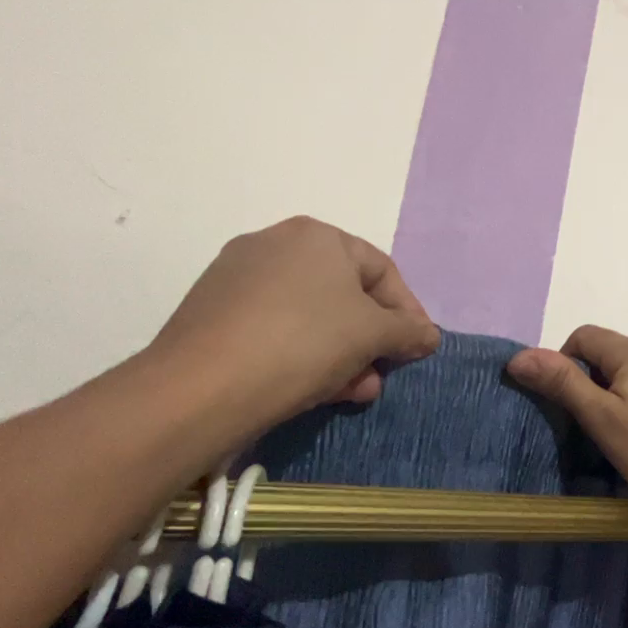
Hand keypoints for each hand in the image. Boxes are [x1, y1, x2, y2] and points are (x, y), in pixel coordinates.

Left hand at [148, 216, 439, 431]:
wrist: (200, 389)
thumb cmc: (305, 342)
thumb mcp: (376, 334)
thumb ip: (410, 331)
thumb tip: (427, 336)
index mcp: (317, 236)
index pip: (383, 272)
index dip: (408, 313)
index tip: (417, 348)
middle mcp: (274, 245)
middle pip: (345, 295)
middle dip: (371, 340)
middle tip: (382, 374)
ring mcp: (236, 278)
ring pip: (311, 316)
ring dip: (341, 354)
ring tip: (351, 391)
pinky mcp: (209, 313)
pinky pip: (274, 329)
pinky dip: (301, 355)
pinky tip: (312, 389)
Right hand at [506, 326, 627, 512]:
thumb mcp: (599, 416)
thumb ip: (562, 383)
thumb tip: (520, 355)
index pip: (585, 335)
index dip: (562, 361)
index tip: (562, 400)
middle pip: (609, 352)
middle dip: (588, 378)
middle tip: (586, 421)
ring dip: (612, 392)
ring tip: (612, 431)